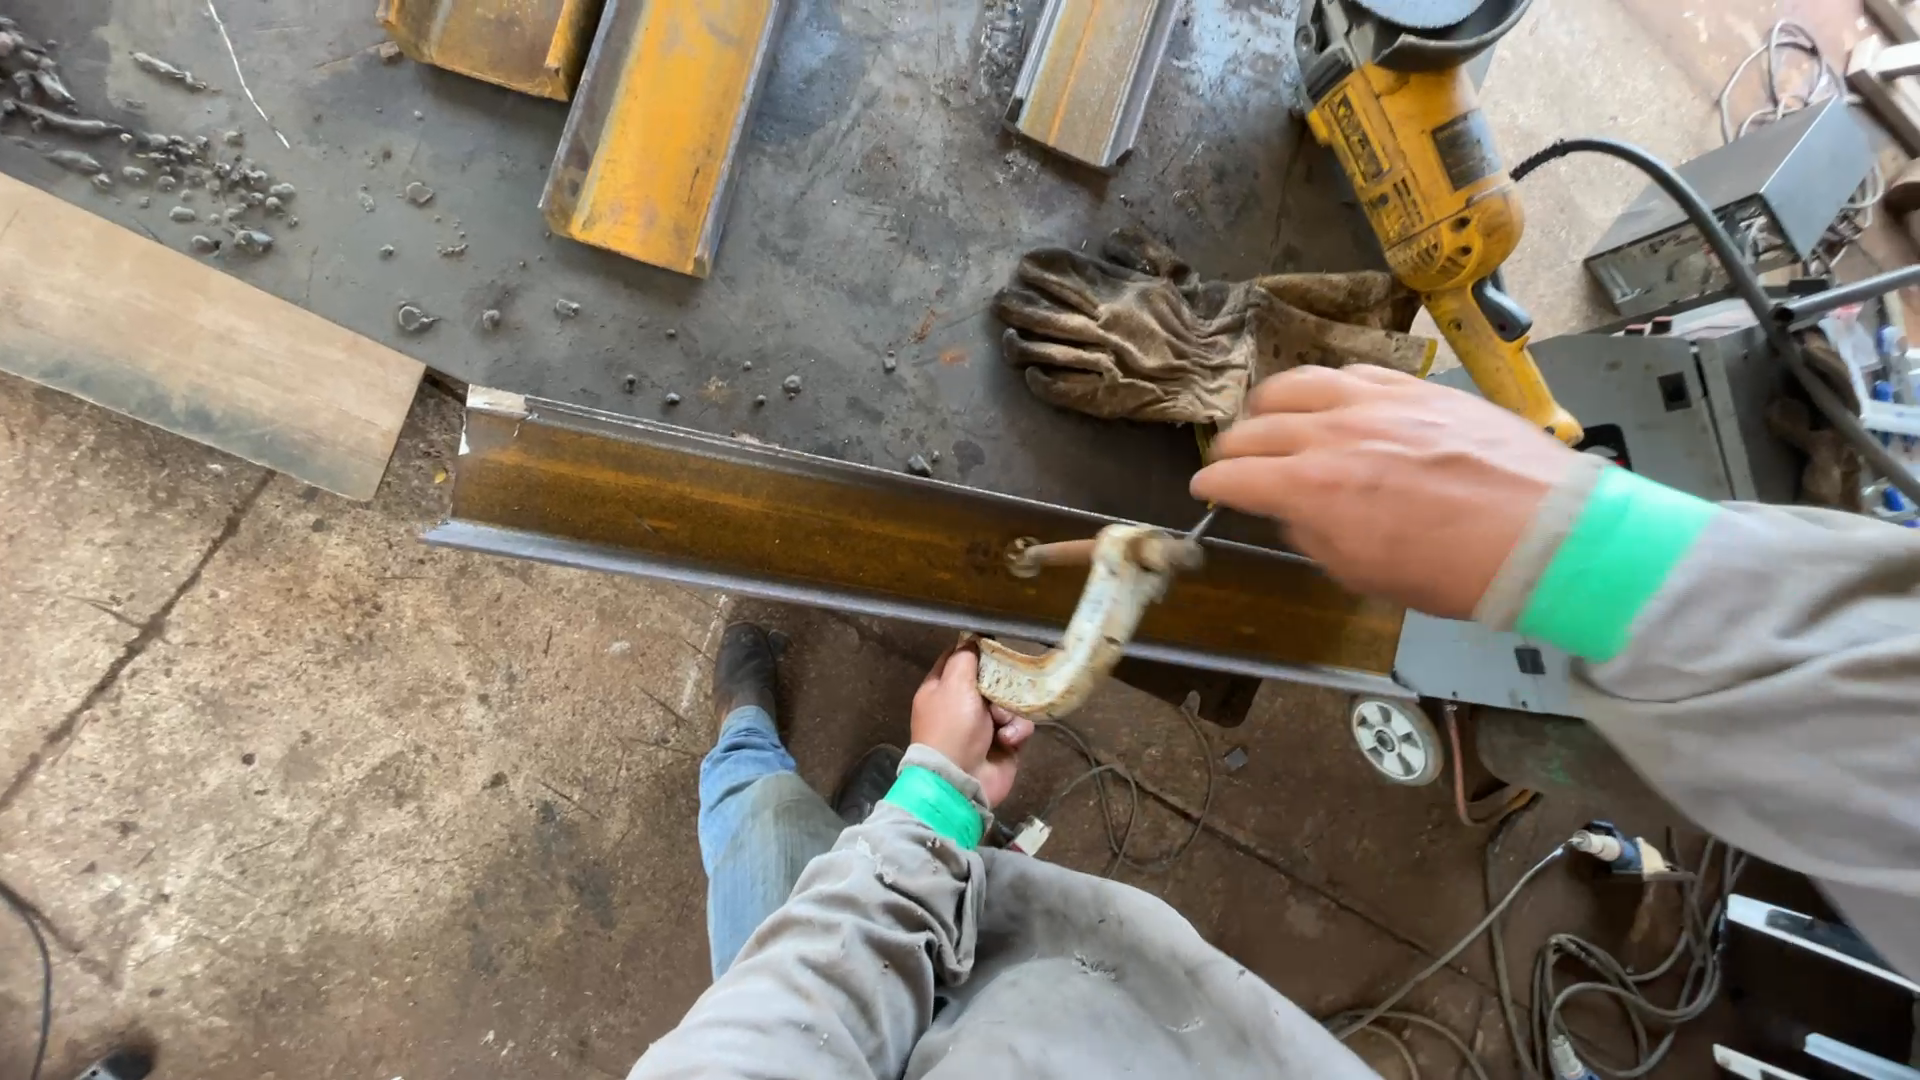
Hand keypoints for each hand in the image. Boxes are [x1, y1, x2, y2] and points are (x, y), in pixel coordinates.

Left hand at [910, 645, 1033, 807]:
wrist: (961, 781)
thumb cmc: (952, 727)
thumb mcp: (954, 684)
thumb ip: (965, 658)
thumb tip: (971, 640)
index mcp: (940, 689)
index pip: (958, 658)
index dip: (975, 650)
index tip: (995, 644)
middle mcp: (961, 705)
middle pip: (991, 679)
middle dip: (1002, 684)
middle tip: (1005, 686)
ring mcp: (983, 725)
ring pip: (1009, 702)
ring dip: (1009, 711)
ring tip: (1000, 722)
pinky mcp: (1003, 743)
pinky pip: (1018, 725)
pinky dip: (1015, 731)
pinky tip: (1007, 740)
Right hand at [1190, 364, 1582, 617]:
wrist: (1548, 537)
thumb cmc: (1451, 571)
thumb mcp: (1359, 572)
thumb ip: (1309, 533)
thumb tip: (1290, 510)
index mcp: (1312, 489)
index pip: (1231, 476)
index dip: (1209, 485)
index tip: (1205, 491)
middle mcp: (1331, 435)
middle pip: (1252, 428)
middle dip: (1231, 451)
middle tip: (1234, 464)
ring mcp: (1373, 402)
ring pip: (1293, 384)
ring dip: (1267, 405)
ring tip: (1269, 419)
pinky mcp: (1414, 386)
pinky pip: (1350, 371)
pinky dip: (1325, 387)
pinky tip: (1330, 402)